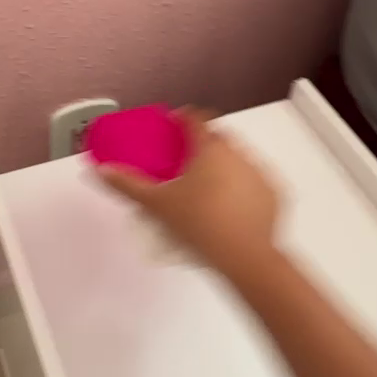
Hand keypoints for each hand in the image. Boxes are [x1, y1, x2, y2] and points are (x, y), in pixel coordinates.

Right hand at [96, 108, 283, 280]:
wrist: (246, 258)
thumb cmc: (198, 225)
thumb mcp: (157, 205)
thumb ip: (128, 185)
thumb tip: (101, 170)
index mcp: (210, 148)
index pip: (196, 118)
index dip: (182, 118)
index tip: (172, 127)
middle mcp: (239, 152)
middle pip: (219, 137)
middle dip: (203, 144)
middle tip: (185, 163)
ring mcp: (261, 172)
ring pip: (239, 158)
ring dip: (224, 166)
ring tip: (207, 189)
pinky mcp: (275, 194)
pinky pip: (255, 182)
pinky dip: (243, 188)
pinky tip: (231, 208)